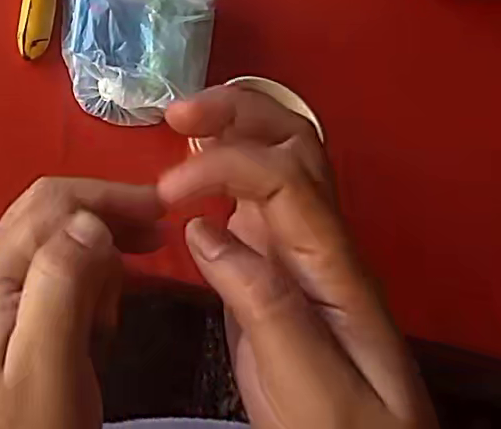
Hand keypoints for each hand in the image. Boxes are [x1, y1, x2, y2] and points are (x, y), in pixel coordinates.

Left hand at [0, 178, 163, 428]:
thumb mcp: (45, 362)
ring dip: (103, 249)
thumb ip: (63, 282)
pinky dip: (94, 279)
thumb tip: (92, 221)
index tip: (161, 211)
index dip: (109, 196)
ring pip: (63, 237)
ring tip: (135, 279)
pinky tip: (110, 309)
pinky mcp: (21, 316)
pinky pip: (64, 272)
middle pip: (57, 210)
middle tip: (157, 235)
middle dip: (109, 213)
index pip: (55, 199)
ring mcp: (5, 290)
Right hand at [161, 86, 435, 428]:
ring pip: (273, 153)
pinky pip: (251, 188)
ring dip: (229, 124)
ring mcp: (298, 243)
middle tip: (177, 113)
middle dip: (236, 110)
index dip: (222, 164)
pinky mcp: (273, 258)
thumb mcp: (314, 390)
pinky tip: (190, 165)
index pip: (282, 175)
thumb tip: (202, 230)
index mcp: (334, 261)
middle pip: (291, 139)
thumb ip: (265, 308)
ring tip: (181, 121)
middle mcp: (318, 236)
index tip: (167, 191)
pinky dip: (219, 160)